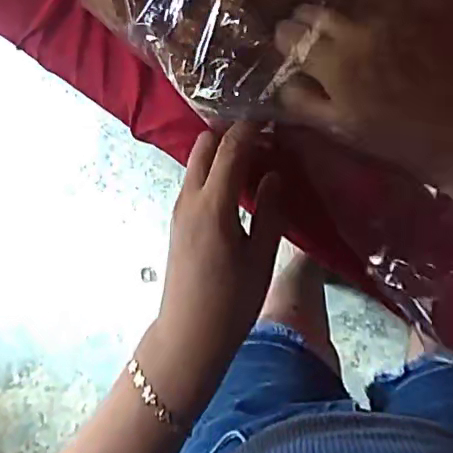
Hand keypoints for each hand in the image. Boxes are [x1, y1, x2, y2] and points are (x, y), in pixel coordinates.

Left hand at [141, 123, 284, 414]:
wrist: (187, 335)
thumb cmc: (231, 302)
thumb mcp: (260, 259)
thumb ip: (270, 212)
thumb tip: (275, 174)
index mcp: (213, 204)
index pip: (229, 149)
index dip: (250, 128)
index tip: (271, 116)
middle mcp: (190, 197)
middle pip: (204, 144)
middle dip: (230, 131)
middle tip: (261, 133)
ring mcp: (179, 206)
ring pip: (196, 159)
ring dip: (220, 148)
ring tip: (253, 153)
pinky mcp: (178, 217)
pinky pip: (194, 177)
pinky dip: (213, 167)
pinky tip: (235, 180)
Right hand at [272, 5, 452, 183]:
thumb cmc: (391, 137)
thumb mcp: (337, 128)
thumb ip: (300, 101)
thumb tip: (281, 79)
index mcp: (331, 62)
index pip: (288, 34)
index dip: (283, 41)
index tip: (286, 52)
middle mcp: (353, 34)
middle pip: (312, 12)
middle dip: (303, 24)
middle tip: (308, 42)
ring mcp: (382, 24)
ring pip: (341, 10)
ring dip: (331, 22)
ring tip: (336, 40)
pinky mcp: (405, 23)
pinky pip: (370, 13)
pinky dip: (359, 22)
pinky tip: (366, 40)